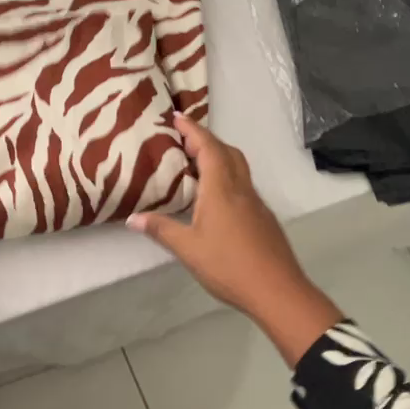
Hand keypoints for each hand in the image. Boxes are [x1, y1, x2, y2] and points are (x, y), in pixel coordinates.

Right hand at [128, 115, 341, 365]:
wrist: (277, 290)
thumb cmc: (229, 266)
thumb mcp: (188, 249)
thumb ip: (161, 230)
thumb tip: (132, 218)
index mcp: (221, 190)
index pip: (208, 148)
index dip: (193, 131)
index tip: (176, 118)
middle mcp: (241, 189)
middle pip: (227, 152)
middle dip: (206, 139)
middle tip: (183, 139)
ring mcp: (255, 203)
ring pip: (238, 168)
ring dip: (219, 156)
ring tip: (195, 162)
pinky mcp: (262, 218)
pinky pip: (243, 184)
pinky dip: (227, 176)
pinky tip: (214, 195)